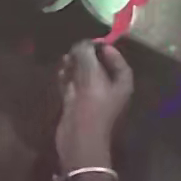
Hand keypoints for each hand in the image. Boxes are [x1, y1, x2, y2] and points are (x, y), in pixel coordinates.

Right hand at [56, 41, 132, 171]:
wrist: (79, 139)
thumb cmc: (92, 107)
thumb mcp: (91, 77)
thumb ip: (86, 56)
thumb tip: (82, 44)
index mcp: (120, 85)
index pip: (119, 63)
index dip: (110, 52)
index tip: (96, 42)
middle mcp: (108, 91)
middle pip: (99, 68)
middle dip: (87, 57)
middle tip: (75, 48)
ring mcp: (91, 98)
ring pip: (83, 76)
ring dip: (75, 67)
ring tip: (65, 59)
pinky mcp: (76, 105)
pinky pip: (72, 86)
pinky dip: (67, 78)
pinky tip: (60, 71)